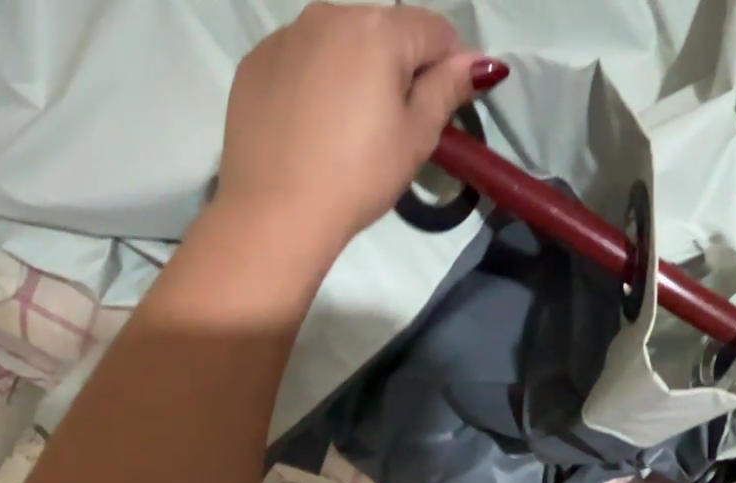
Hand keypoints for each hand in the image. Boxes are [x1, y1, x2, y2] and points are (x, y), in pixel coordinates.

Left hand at [213, 4, 503, 252]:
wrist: (275, 210)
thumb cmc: (359, 176)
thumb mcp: (416, 136)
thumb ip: (448, 88)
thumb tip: (479, 61)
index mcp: (378, 31)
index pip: (436, 29)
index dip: (452, 64)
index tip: (449, 104)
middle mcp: (330, 14)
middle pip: (385, 30)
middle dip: (402, 65)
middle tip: (400, 123)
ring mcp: (286, 35)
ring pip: (341, 42)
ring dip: (359, 70)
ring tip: (354, 126)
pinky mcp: (256, 62)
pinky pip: (303, 59)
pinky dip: (318, 81)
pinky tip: (316, 126)